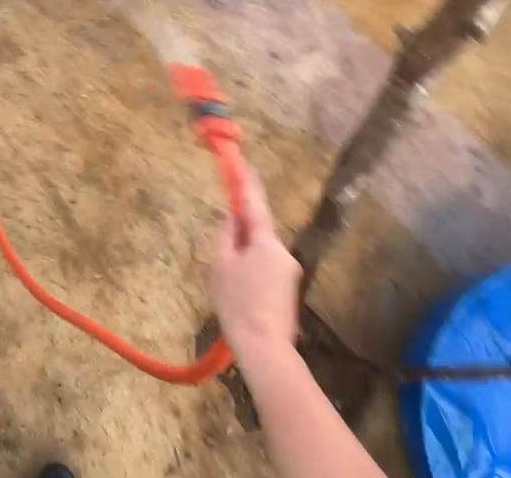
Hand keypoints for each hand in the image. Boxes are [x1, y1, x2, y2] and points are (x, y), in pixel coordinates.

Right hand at [210, 167, 300, 362]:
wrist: (264, 347)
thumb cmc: (237, 302)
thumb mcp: (222, 264)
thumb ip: (226, 234)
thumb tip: (232, 215)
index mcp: (266, 241)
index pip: (255, 204)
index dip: (247, 183)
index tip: (242, 163)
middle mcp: (283, 251)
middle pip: (258, 230)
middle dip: (241, 230)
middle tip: (222, 244)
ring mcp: (289, 271)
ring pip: (261, 250)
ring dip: (244, 253)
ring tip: (227, 277)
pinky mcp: (288, 289)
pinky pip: (266, 266)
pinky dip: (251, 267)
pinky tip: (238, 288)